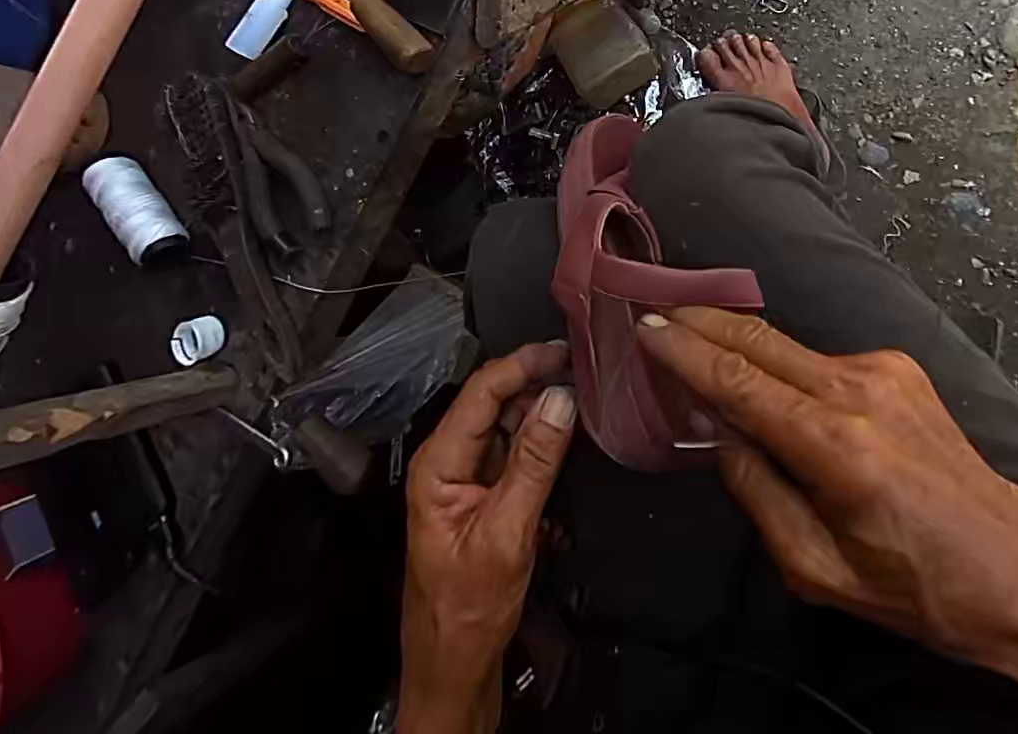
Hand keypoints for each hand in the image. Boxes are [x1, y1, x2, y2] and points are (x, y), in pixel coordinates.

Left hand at [400, 342, 575, 733]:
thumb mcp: (507, 533)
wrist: (453, 666)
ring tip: (576, 403)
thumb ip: (534, 463)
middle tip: (578, 374)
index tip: (560, 352)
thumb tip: (559, 402)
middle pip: (491, 401)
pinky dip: (537, 439)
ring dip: (538, 410)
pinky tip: (561, 438)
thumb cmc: (466, 611)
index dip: (521, 365)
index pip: (480, 392)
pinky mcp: (482, 491)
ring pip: (504, 423)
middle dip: (534, 383)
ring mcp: (465, 475)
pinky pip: (511, 449)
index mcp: (438, 464)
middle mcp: (448, 460)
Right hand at [635, 307, 1017, 661]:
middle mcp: (858, 391)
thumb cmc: (915, 584)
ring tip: (690, 332)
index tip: (645, 327)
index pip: (737, 380)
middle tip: (655, 310)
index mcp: (836, 448)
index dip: (683, 350)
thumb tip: (715, 427)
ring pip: (784, 343)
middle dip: (698, 320)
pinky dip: (777, 360)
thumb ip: (754, 488)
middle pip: (756, 339)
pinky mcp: (896, 365)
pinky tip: (761, 373)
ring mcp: (882, 370)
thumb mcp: (814, 567)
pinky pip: (815, 358)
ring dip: (732, 336)